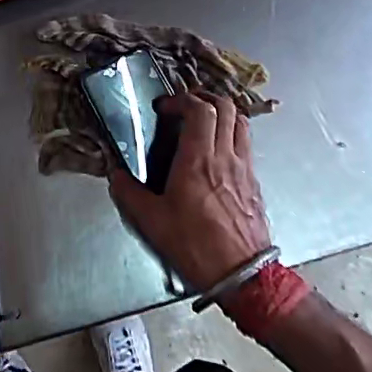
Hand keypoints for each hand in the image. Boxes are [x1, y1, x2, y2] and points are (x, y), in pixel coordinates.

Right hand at [108, 92, 272, 290]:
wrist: (242, 274)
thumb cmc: (196, 246)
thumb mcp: (152, 221)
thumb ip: (130, 193)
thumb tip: (117, 176)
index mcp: (198, 161)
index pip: (199, 110)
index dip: (181, 100)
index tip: (165, 108)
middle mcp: (225, 157)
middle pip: (225, 107)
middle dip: (203, 97)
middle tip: (185, 105)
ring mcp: (244, 168)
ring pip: (241, 122)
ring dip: (222, 113)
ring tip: (204, 121)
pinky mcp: (254, 182)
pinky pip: (246, 145)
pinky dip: (232, 135)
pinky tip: (218, 151)